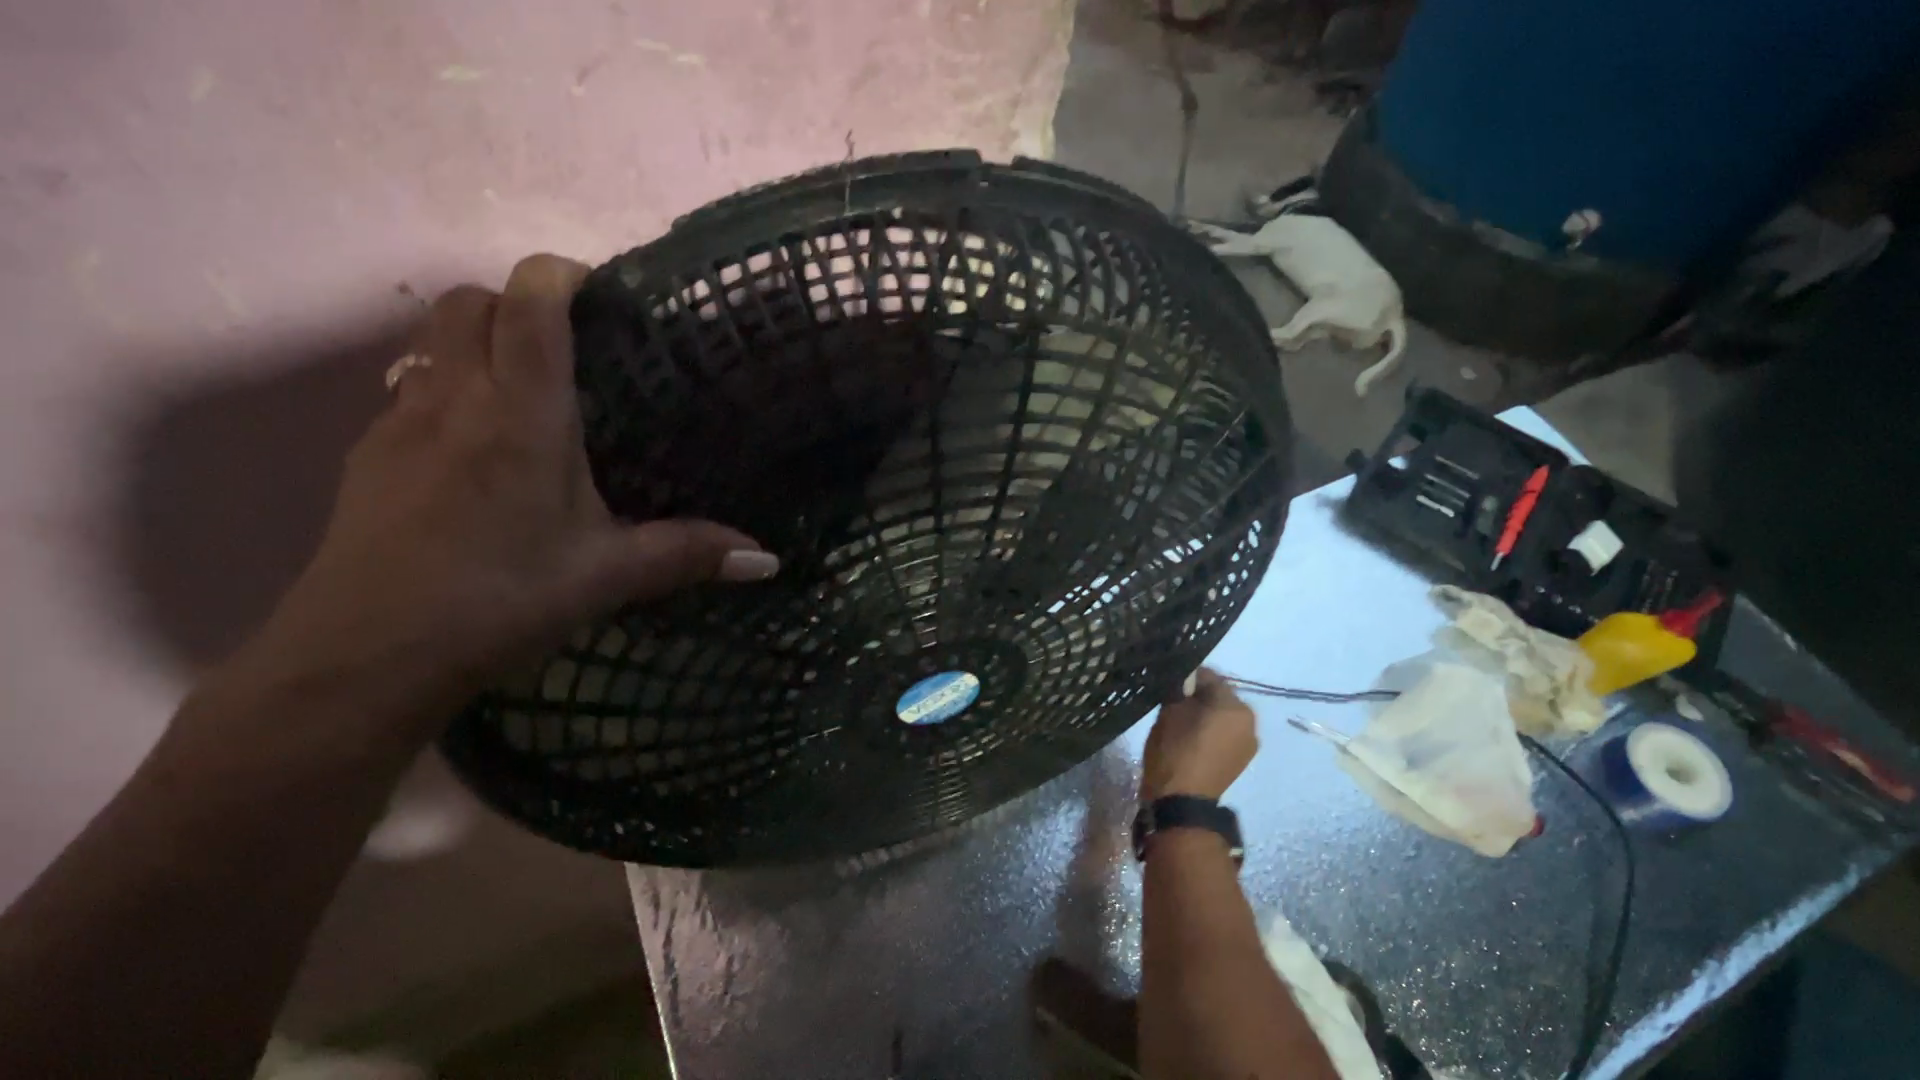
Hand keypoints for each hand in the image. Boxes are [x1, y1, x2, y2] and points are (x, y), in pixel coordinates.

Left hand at [225, 255, 775, 724]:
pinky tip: (470, 454)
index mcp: (522, 413)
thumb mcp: (605, 578)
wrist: (363, 658)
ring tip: (521, 397)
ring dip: (475, 342)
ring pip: (431, 340)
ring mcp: (399, 422)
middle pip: (470, 300)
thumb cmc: (498, 602)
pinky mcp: (366, 455)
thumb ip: (687, 554)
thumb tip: (768, 560)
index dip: (562, 274)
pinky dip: (443, 390)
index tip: (600, 296)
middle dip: (516, 303)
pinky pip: (407, 389)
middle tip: (565, 350)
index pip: (532, 299)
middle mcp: (456, 397)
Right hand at [1140, 669, 1256, 801]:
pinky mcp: (1241, 760)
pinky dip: (1212, 732)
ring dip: (1207, 715)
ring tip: (1183, 724)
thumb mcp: (1170, 711)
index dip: (1187, 677)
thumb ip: (1180, 689)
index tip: (1169, 683)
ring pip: (1224, 717)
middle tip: (1175, 704)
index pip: (1209, 676)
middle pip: (1221, 697)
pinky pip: (1226, 735)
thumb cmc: (1175, 751)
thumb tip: (1185, 680)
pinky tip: (1193, 740)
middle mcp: (1250, 722)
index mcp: (1235, 706)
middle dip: (1200, 697)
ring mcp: (1249, 743)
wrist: (1182, 801)